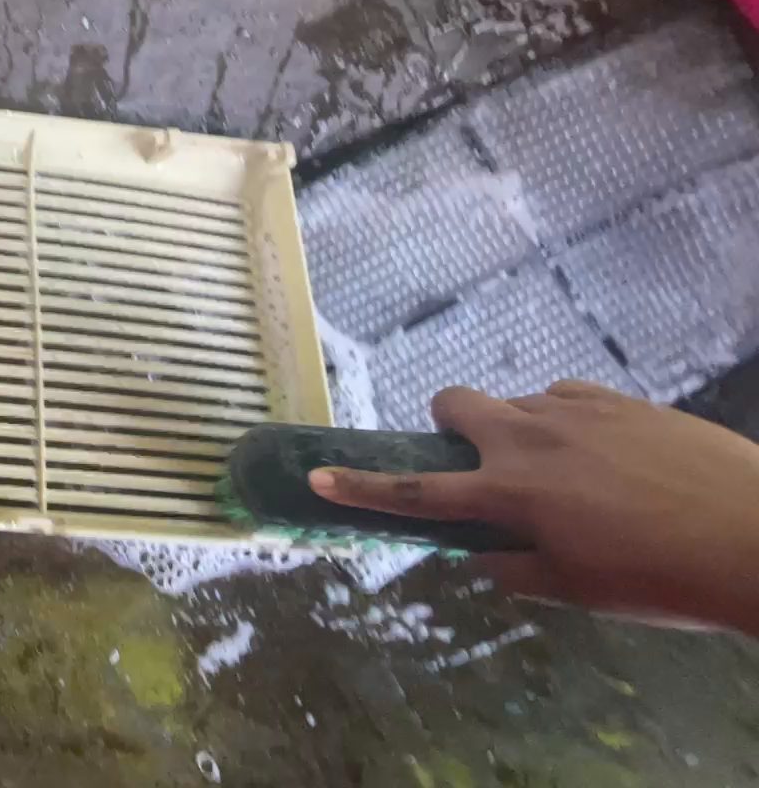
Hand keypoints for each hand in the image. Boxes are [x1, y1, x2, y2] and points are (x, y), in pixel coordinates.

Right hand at [310, 383, 758, 631]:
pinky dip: (567, 418)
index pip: (415, 492)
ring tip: (568, 463)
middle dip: (452, 423)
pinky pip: (565, 396)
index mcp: (509, 494)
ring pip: (514, 402)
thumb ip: (518, 570)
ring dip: (519, 429)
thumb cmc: (669, 578)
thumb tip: (484, 558)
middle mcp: (525, 442)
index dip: (360, 487)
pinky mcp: (617, 401)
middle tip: (484, 456)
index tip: (317, 478)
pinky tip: (603, 445)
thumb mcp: (585, 591)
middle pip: (452, 403)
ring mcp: (571, 414)